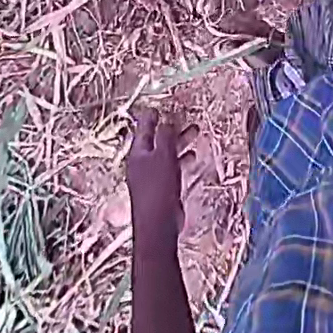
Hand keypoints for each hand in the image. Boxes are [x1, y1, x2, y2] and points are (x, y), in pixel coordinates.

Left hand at [127, 111, 189, 244]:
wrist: (158, 224)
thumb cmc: (158, 189)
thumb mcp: (164, 156)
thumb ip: (166, 137)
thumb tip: (167, 122)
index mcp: (138, 154)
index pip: (144, 130)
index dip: (151, 118)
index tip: (155, 108)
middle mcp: (141, 164)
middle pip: (156, 141)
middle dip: (170, 130)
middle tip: (182, 119)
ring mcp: (150, 178)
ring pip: (166, 154)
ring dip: (179, 144)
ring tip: (194, 134)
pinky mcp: (161, 189)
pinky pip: (171, 168)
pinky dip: (181, 160)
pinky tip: (192, 158)